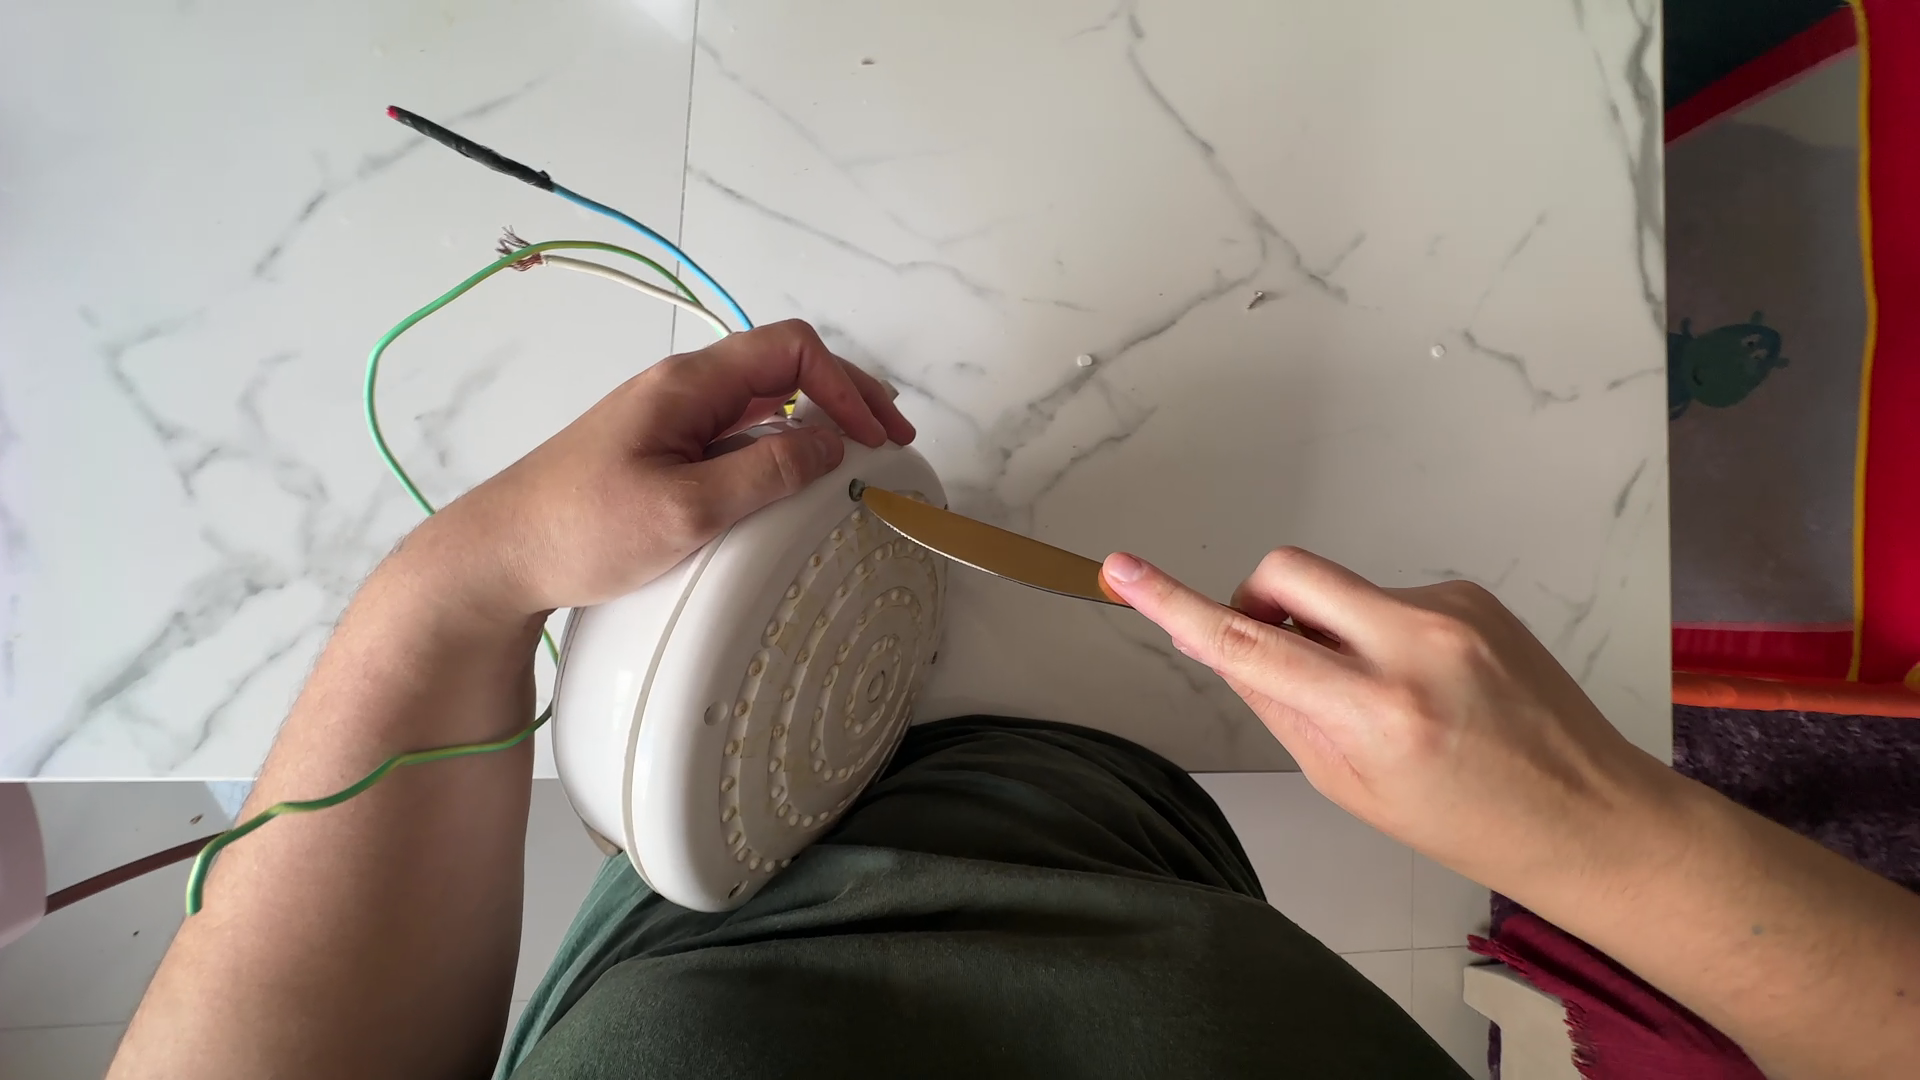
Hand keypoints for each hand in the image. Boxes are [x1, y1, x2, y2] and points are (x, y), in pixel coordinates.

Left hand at [409, 320, 914, 621]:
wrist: (498, 557)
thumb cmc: (583, 531)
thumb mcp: (686, 508)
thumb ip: (766, 470)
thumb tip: (831, 444)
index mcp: (691, 385)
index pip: (791, 351)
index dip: (845, 385)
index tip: (876, 435)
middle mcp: (687, 389)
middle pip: (786, 365)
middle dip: (847, 393)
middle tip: (892, 434)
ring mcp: (677, 418)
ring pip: (768, 398)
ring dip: (822, 416)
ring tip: (863, 449)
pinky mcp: (669, 449)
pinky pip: (744, 430)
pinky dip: (788, 442)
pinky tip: (803, 471)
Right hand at [1099, 547, 1673, 894]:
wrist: (1595, 818)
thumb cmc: (1461, 819)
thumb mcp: (1342, 779)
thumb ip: (1272, 698)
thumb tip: (1212, 642)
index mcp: (1376, 710)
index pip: (1246, 645)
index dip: (1173, 604)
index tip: (1123, 570)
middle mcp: (1416, 644)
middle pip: (1285, 570)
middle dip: (1256, 597)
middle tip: (1272, 644)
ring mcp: (1452, 609)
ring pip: (1332, 585)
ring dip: (1321, 624)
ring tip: (1370, 686)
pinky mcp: (1470, 592)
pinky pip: (1379, 592)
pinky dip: (1368, 627)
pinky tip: (1413, 676)